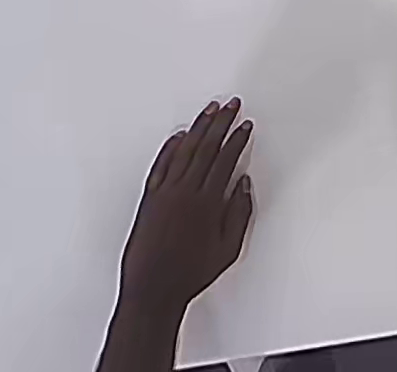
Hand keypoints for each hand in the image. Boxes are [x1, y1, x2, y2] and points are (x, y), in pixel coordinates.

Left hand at [118, 98, 254, 317]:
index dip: (237, 139)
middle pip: (207, 146)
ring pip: (186, 148)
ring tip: (210, 109)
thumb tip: (243, 184)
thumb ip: (239, 213)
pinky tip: (180, 134)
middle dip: (222, 121)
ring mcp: (166, 191)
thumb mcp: (227, 250)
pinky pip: (162, 162)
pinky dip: (171, 146)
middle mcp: (186, 191)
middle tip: (232, 105)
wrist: (152, 290)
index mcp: (207, 202)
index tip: (245, 125)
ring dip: (200, 125)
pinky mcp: (150, 196)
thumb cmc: (189, 274)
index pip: (226, 158)